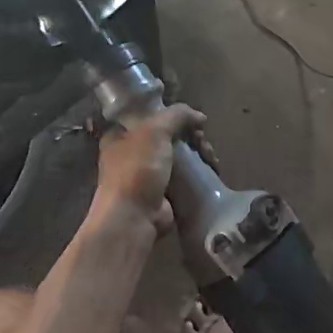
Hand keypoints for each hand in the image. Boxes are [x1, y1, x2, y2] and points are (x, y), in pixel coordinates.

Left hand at [97, 105, 204, 233]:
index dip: (170, 115)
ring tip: (211, 158)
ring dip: (199, 153)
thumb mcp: (155, 130)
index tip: (189, 120)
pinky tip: (212, 168)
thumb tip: (201, 117)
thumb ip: (178, 115)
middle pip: (169, 136)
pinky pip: (185, 175)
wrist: (134, 217)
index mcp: (120, 137)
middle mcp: (132, 154)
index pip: (148, 117)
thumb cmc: (137, 168)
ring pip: (180, 155)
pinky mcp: (164, 191)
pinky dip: (199, 171)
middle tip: (202, 141)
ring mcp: (148, 174)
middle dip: (191, 137)